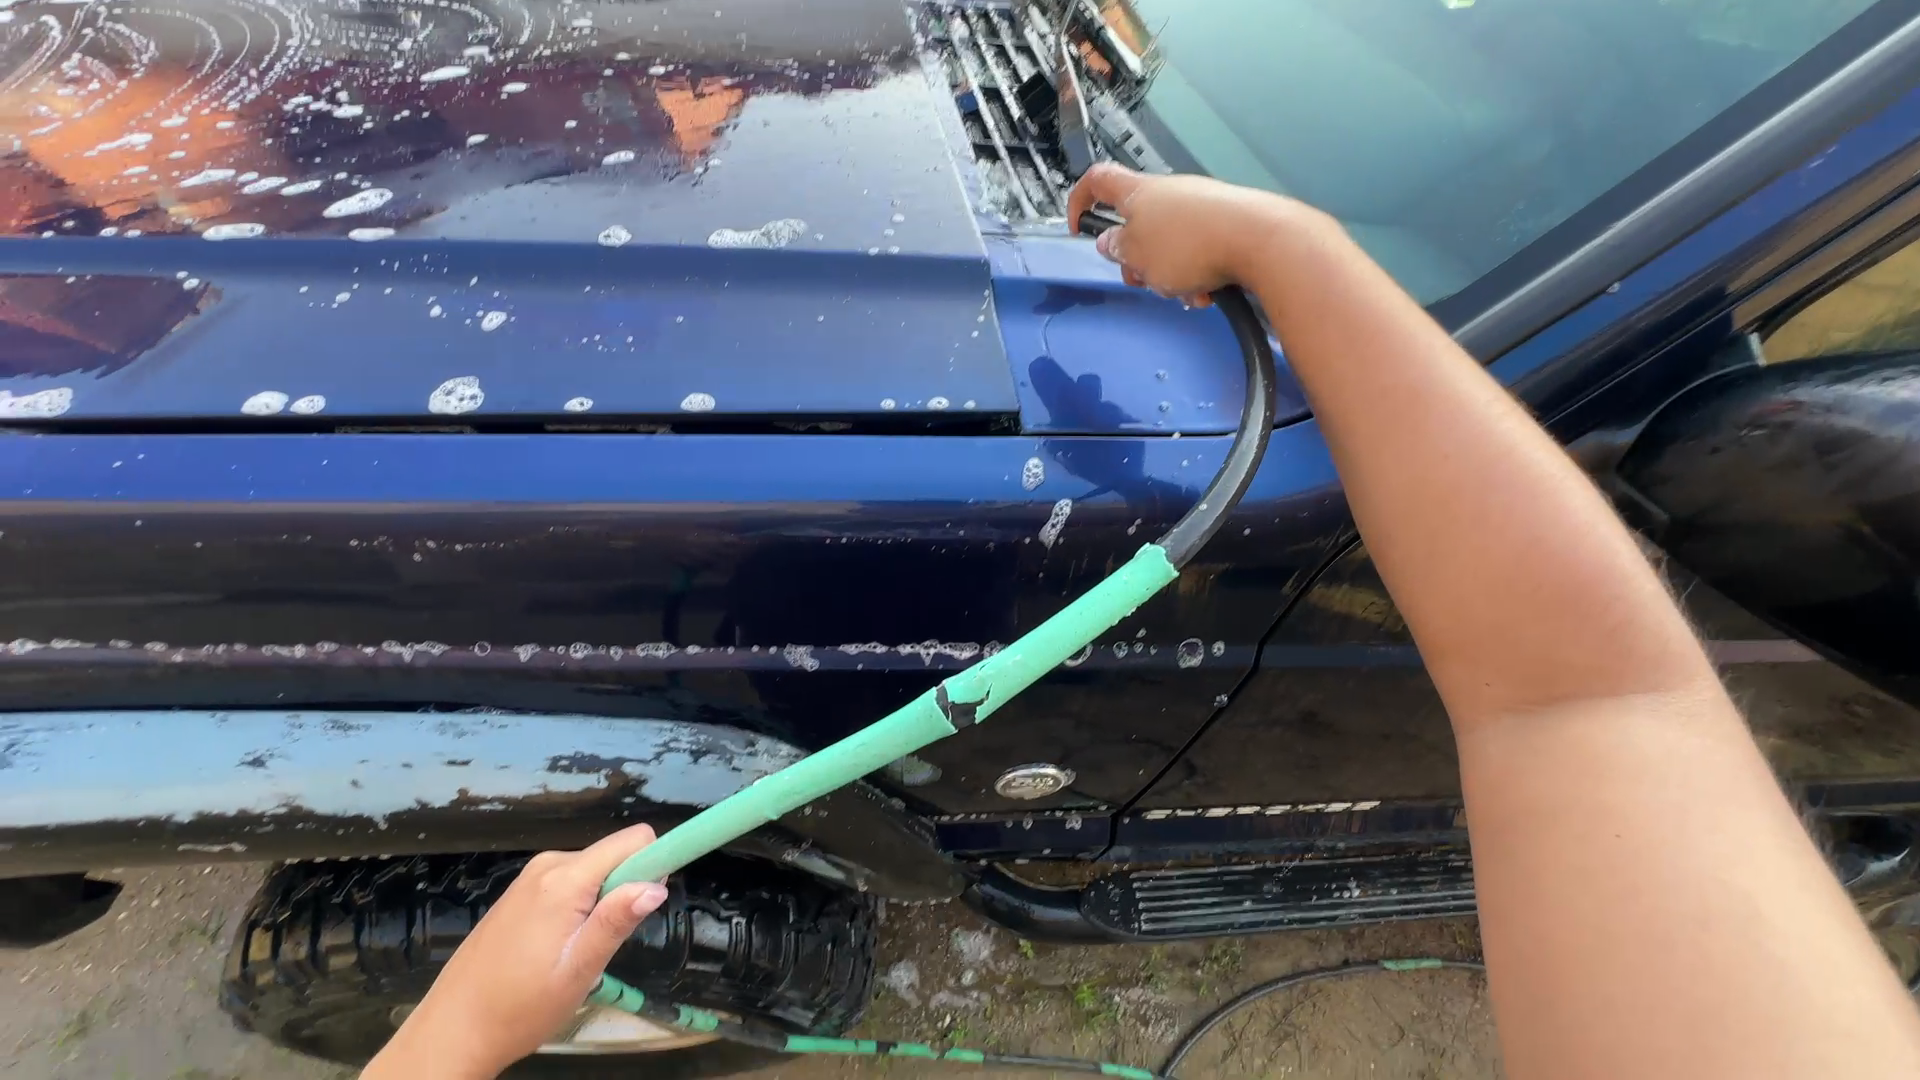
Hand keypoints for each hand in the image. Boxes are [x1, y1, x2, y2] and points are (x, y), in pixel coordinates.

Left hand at [363, 824, 670, 1079]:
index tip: (648, 905)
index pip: (635, 840)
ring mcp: (531, 877)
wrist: (447, 1036)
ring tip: (574, 952)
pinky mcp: (521, 892)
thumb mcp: (577, 971)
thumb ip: (616, 921)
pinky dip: (578, 907)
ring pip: (595, 870)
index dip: (654, 864)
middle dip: (623, 891)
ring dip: (599, 903)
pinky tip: (554, 948)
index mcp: (565, 879)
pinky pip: (571, 881)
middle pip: (616, 855)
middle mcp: (549, 865)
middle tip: (602, 943)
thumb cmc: (518, 1009)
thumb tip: (656, 885)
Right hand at [1066, 163, 1312, 305]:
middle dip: (1135, 260)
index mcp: (1138, 193)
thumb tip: (1110, 242)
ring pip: (1167, 246)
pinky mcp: (1225, 223)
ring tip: (1183, 292)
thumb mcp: (1137, 254)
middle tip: (1141, 279)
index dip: (1080, 201)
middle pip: (1136, 226)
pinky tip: (1206, 292)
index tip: (1079, 228)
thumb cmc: (1191, 244)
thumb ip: (1117, 249)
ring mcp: (1199, 207)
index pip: (1097, 181)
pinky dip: (1196, 275)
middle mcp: (1168, 193)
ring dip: (1168, 274)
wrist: (1260, 240)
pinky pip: (1197, 253)